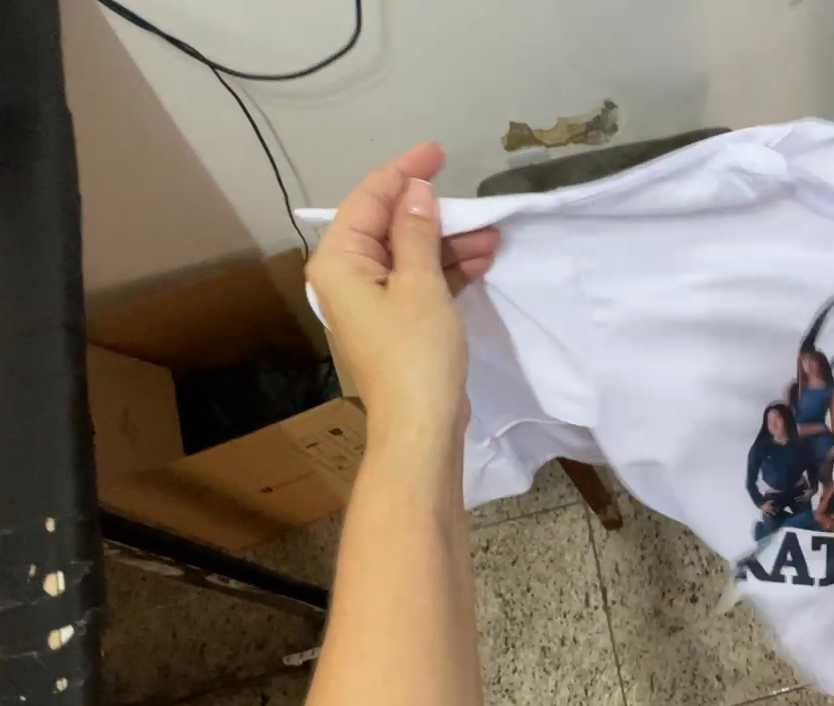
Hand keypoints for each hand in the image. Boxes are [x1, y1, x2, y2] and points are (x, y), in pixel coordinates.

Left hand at [307, 143, 499, 445]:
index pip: (369, 199)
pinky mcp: (402, 324)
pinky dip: (449, 272)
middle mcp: (350, 276)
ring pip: (413, 257)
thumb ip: (418, 234)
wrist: (422, 424)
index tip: (439, 153)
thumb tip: (418, 192)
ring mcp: (376, 303)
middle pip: (392, 228)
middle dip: (436, 216)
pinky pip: (422, 284)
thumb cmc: (417, 354)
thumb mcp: (422, 286)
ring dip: (450, 245)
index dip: (404, 172)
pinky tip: (481, 262)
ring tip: (492, 237)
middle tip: (477, 207)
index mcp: (340, 261)